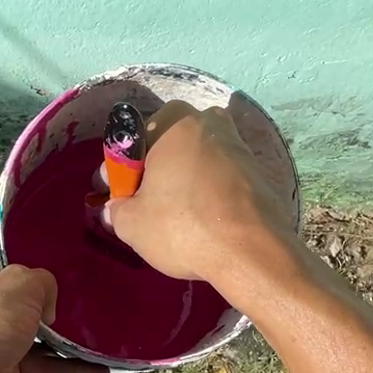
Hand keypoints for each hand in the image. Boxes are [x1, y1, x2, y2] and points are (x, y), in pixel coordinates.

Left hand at [0, 222, 109, 372]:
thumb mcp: (17, 286)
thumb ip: (40, 280)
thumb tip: (44, 303)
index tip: (23, 222)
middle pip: (2, 286)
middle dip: (36, 286)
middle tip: (74, 273)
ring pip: (23, 328)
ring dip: (59, 331)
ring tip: (97, 319)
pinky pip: (38, 363)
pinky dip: (66, 367)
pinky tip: (101, 369)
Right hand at [103, 101, 298, 284]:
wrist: (251, 251)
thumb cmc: (183, 227)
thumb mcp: (132, 224)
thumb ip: (116, 210)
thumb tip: (115, 207)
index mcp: (173, 123)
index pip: (132, 142)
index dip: (119, 172)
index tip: (119, 196)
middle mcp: (208, 122)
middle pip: (167, 145)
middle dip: (154, 170)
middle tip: (146, 205)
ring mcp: (237, 145)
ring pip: (196, 159)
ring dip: (182, 180)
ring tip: (176, 215)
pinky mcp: (257, 170)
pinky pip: (219, 176)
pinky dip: (207, 192)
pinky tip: (203, 219)